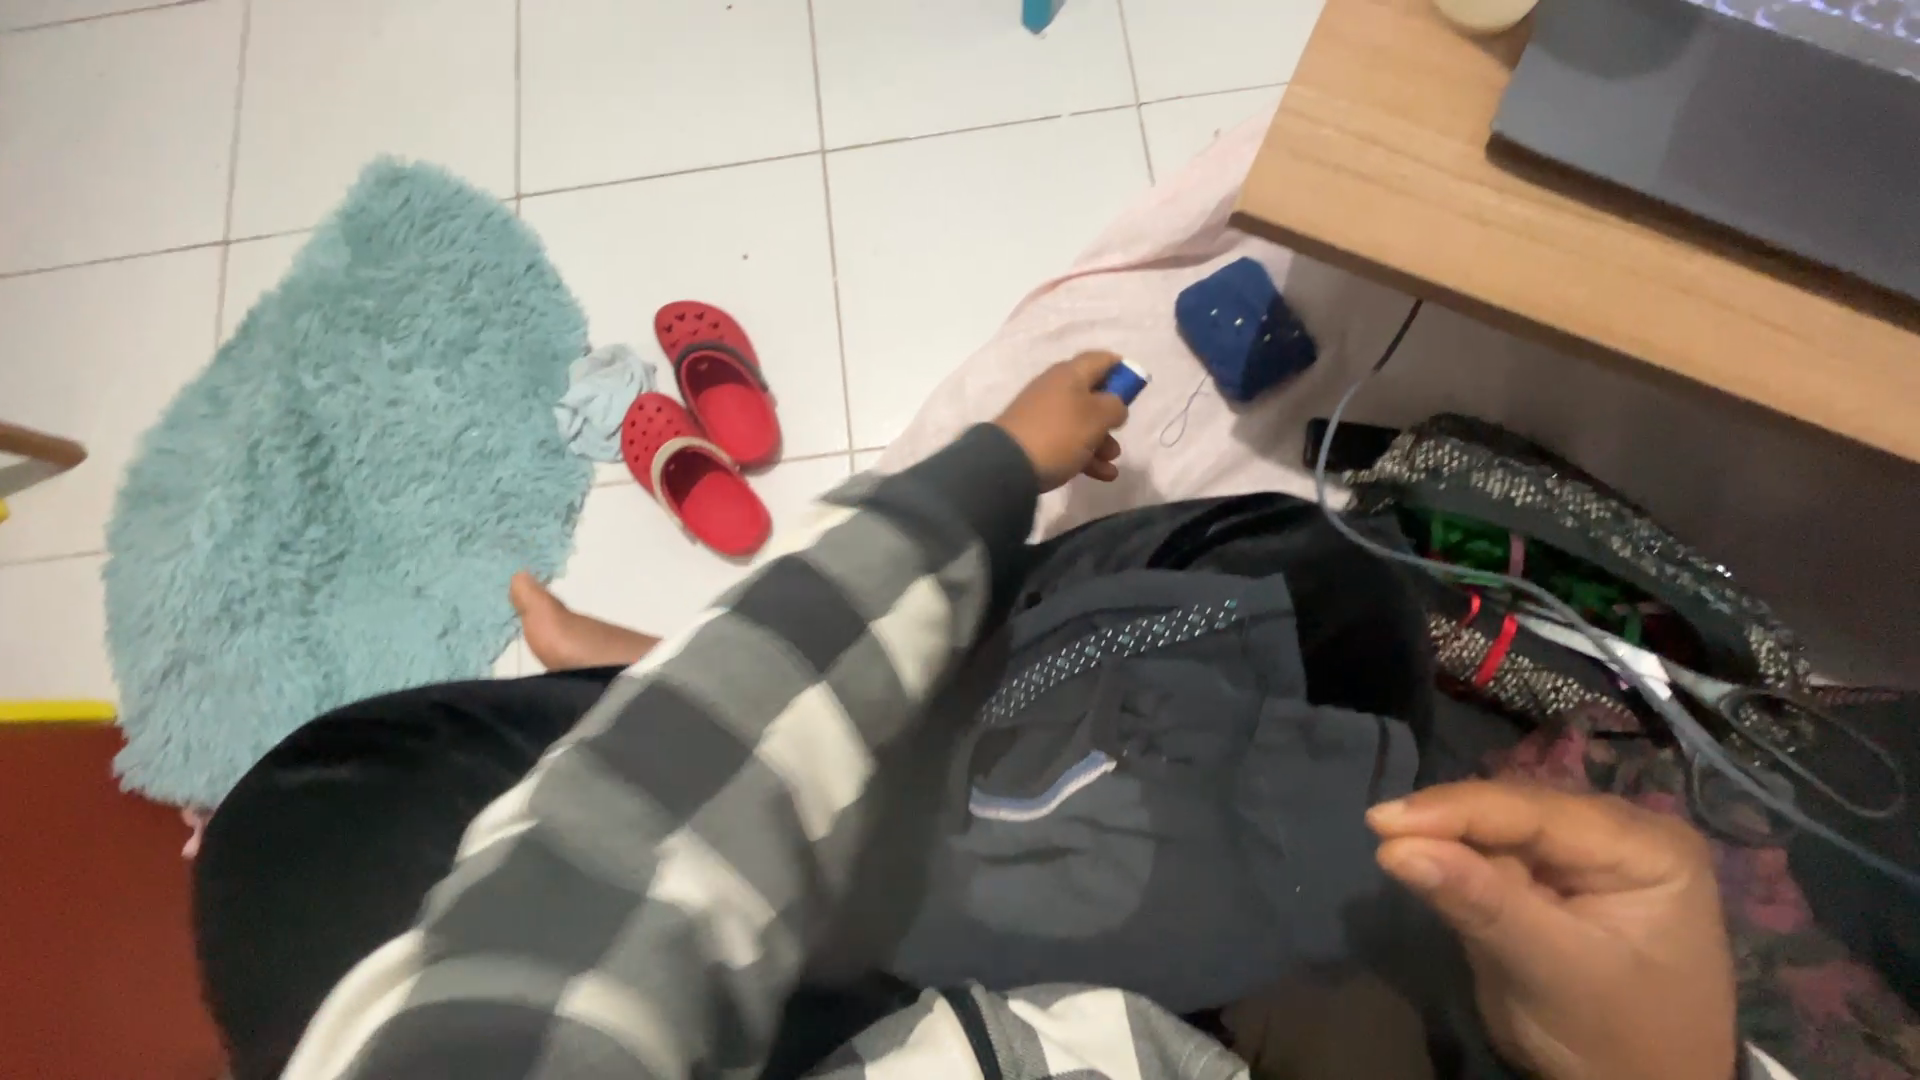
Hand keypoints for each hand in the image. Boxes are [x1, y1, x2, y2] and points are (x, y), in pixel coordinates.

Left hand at [994, 352, 1130, 492]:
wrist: (1007, 466)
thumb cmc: (1059, 434)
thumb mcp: (1097, 417)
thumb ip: (1115, 406)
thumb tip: (1114, 406)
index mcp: (1069, 374)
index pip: (1100, 360)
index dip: (1121, 370)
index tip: (1136, 388)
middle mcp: (1055, 389)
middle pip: (1091, 395)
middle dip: (1111, 416)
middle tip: (1119, 432)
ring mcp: (1043, 415)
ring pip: (1081, 423)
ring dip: (1101, 442)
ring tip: (1111, 462)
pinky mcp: (1036, 440)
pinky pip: (1068, 443)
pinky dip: (1086, 456)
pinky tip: (1102, 475)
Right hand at [1368, 782, 1736, 1079]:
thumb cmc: (1615, 1039)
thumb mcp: (1552, 972)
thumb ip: (1480, 903)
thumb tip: (1392, 848)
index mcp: (1650, 848)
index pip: (1535, 811)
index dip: (1455, 810)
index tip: (1381, 821)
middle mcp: (1617, 830)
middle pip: (1510, 807)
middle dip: (1445, 820)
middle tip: (1379, 830)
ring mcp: (1581, 846)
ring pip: (1490, 820)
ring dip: (1442, 834)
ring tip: (1393, 841)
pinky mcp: (1545, 865)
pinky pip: (1485, 844)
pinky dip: (1449, 851)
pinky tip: (1420, 853)